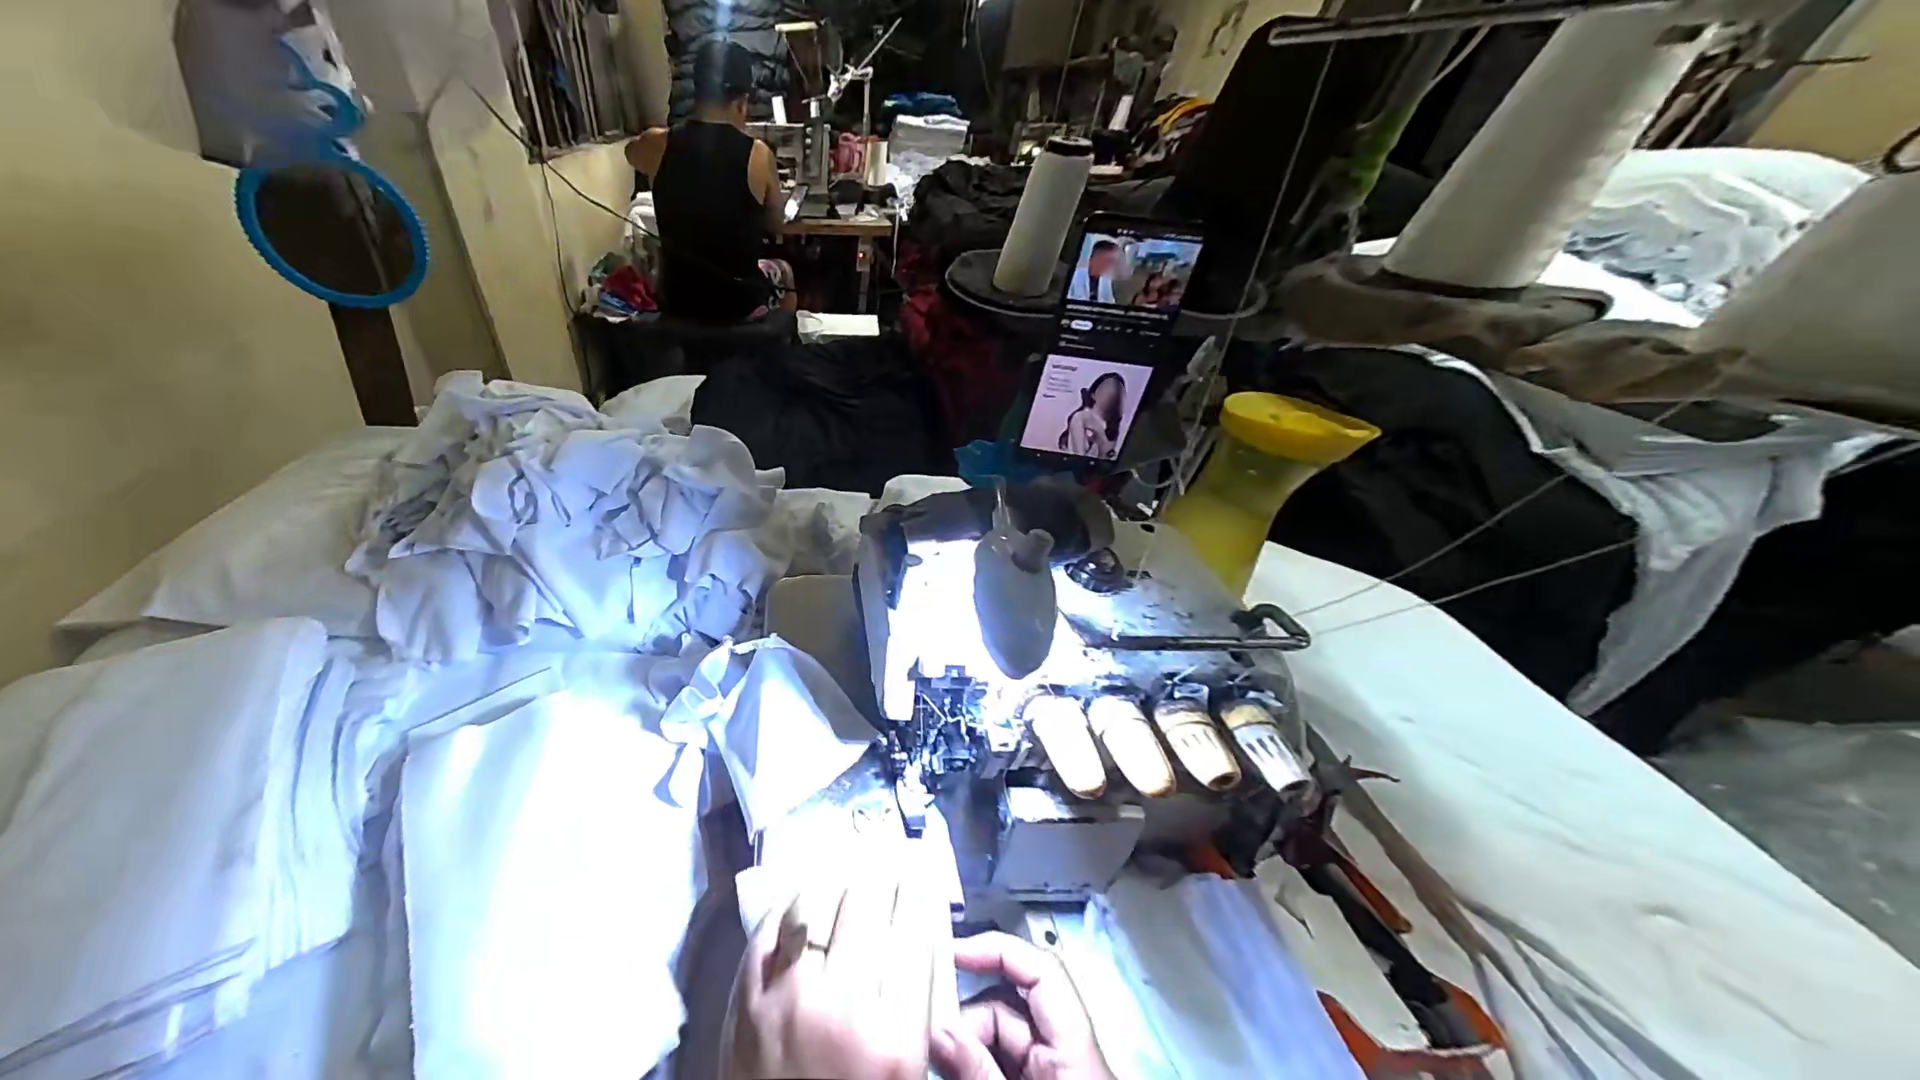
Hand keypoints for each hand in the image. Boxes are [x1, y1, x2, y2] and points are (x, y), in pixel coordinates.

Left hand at [727, 870, 938, 1079]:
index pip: (913, 935)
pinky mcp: (743, 1006)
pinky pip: (766, 934)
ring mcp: (785, 1003)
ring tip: (843, 879)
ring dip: (833, 886)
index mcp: (891, 1038)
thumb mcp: (904, 1073)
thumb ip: (916, 1009)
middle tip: (883, 870)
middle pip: (865, 911)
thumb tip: (917, 936)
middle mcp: (840, 1010)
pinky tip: (800, 901)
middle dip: (879, 880)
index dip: (917, 895)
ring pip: (813, 909)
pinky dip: (785, 910)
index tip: (918, 878)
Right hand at [930, 932, 1115, 1079]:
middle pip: (1009, 1004)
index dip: (996, 949)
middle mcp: (1065, 1049)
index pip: (1041, 969)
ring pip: (998, 1034)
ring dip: (964, 1040)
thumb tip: (935, 1027)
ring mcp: (1051, 1069)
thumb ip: (979, 1068)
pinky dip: (973, 1060)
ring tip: (933, 1054)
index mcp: (1077, 1047)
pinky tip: (949, 1068)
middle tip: (927, 1030)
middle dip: (966, 1012)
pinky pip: (1000, 1060)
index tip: (951, 952)